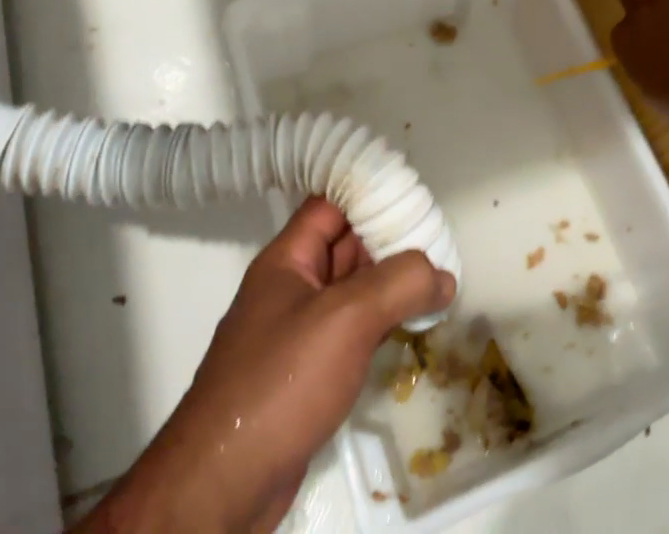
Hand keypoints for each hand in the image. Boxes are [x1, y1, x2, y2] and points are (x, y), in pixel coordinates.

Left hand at [79, 198, 456, 533]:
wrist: (226, 478)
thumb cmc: (280, 382)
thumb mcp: (346, 318)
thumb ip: (399, 283)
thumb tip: (442, 273)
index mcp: (287, 261)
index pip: (329, 205)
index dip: (368, 191)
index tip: (414, 190)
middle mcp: (290, 289)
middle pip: (345, 245)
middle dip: (389, 234)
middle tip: (440, 233)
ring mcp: (297, 333)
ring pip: (352, 290)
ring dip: (390, 280)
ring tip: (438, 273)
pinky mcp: (307, 372)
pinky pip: (351, 330)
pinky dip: (382, 320)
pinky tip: (413, 323)